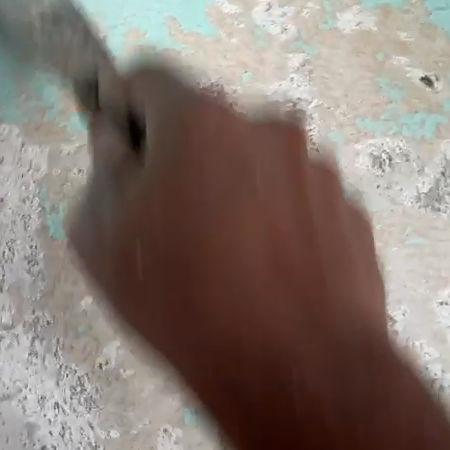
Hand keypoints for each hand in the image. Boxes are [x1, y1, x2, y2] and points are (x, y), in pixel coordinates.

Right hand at [66, 65, 391, 431]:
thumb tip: (119, 143)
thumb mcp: (98, 233)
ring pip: (250, 161)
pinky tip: (259, 276)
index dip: (120, 109)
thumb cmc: (177, 294)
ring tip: (217, 260)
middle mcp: (266, 124)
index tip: (116, 155)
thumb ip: (102, 167)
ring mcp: (317, 167)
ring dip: (226, 188)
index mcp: (199, 118)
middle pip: (202, 122)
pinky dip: (269, 220)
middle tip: (161, 220)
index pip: (145, 77)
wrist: (295, 372)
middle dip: (176, 155)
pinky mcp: (351, 211)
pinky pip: (290, 199)